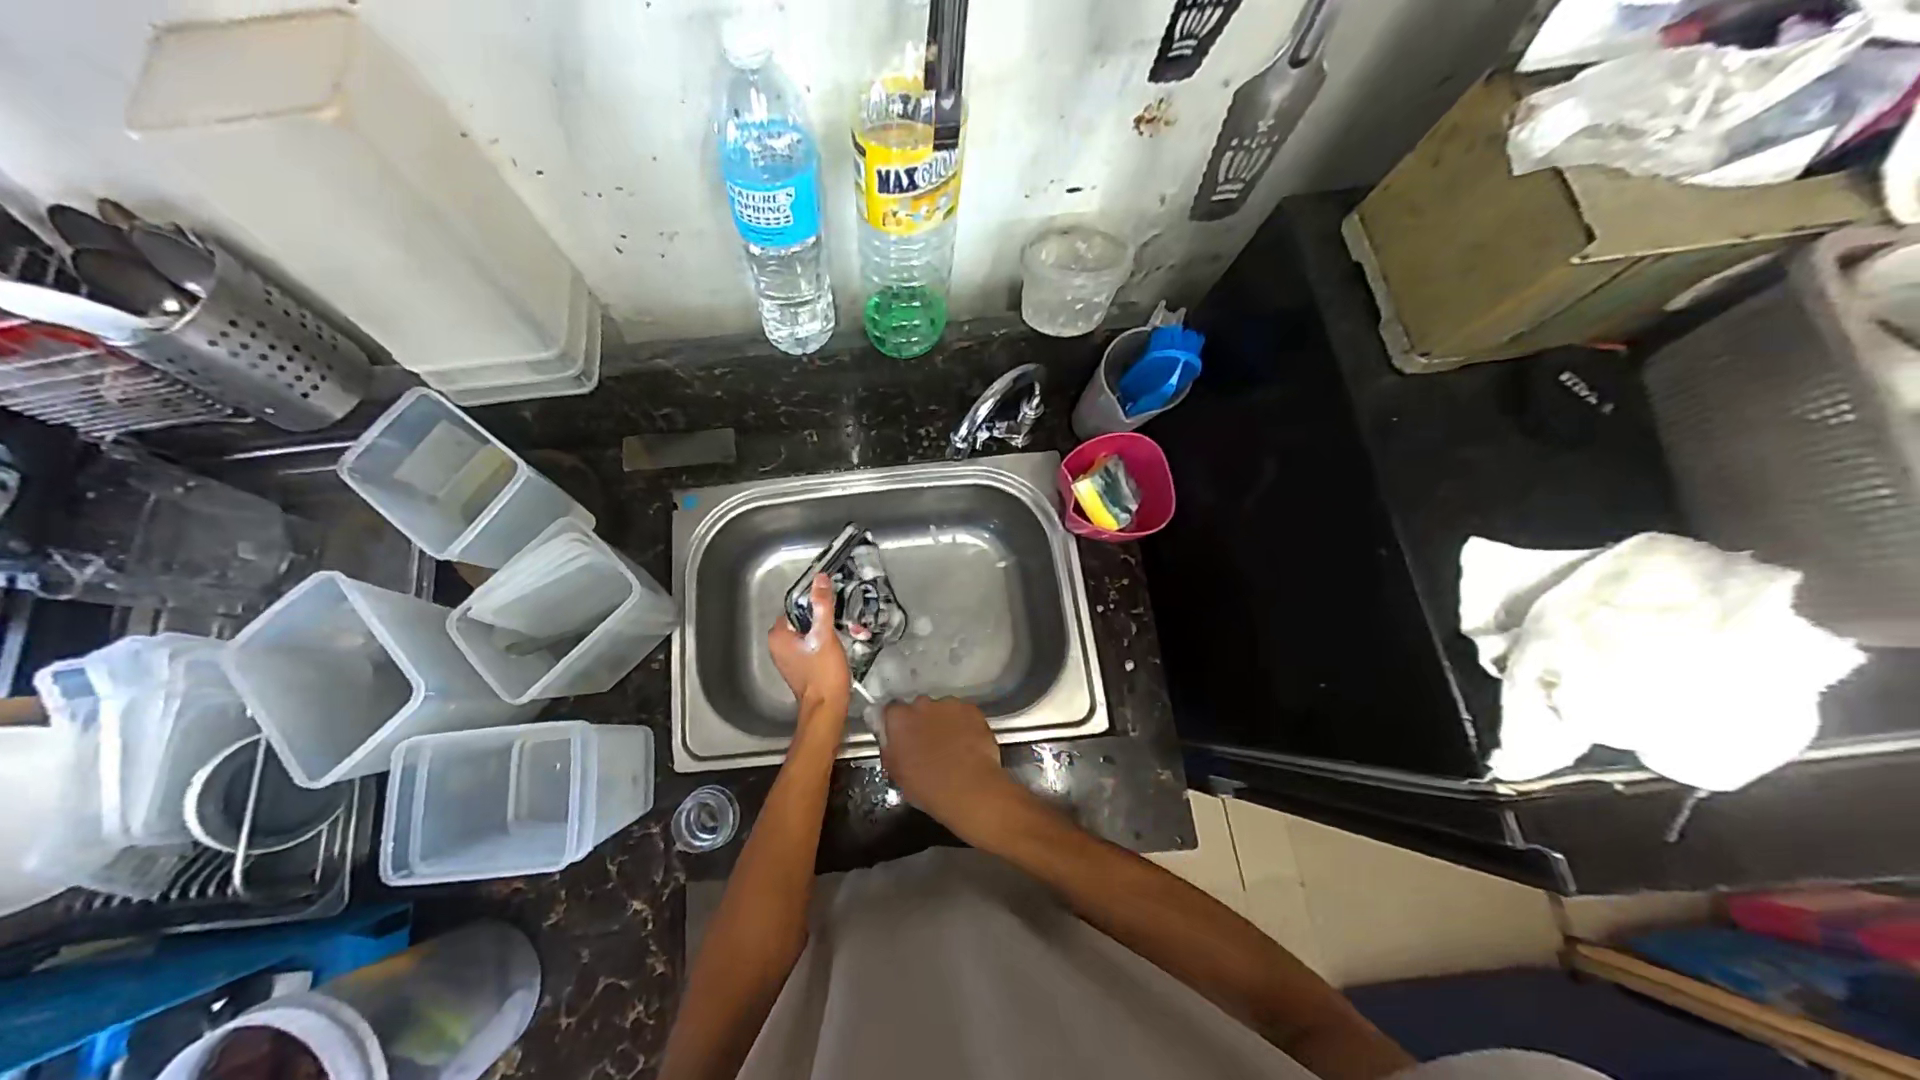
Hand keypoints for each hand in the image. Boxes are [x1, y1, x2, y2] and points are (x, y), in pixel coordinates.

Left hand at [768, 573, 850, 715]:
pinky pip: (809, 645)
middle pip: (803, 619)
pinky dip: (822, 643)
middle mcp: (777, 645)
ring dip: (825, 631)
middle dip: (823, 619)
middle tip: (841, 621)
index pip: (796, 606)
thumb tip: (820, 578)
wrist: (827, 708)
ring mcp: (787, 658)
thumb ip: (822, 606)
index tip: (834, 606)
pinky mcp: (798, 667)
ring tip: (842, 633)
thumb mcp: (825, 635)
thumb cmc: (824, 672)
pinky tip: (836, 647)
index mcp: (778, 635)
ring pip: (808, 632)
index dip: (816, 604)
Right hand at [879, 697, 1029, 840]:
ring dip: (943, 722)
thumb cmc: (927, 787)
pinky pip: (964, 713)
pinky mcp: (971, 709)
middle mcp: (922, 705)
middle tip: (927, 743)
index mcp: (899, 719)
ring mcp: (949, 705)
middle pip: (918, 708)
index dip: (896, 725)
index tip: (902, 737)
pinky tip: (968, 743)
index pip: (891, 712)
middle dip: (921, 721)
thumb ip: (891, 750)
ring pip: (942, 710)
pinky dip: (964, 724)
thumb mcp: (896, 773)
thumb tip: (893, 743)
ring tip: (952, 745)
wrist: (969, 789)